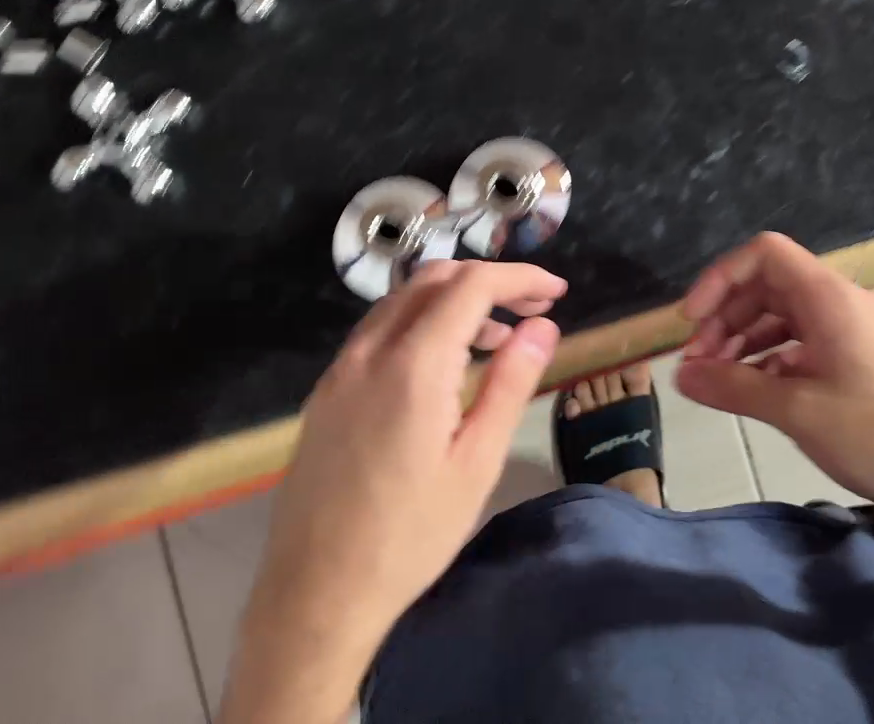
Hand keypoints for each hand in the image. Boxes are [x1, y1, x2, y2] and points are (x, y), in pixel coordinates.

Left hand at [222, 260, 564, 723]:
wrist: (316, 596)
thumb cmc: (412, 532)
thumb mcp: (479, 459)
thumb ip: (512, 381)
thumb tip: (543, 325)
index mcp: (412, 366)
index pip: (471, 286)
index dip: (520, 278)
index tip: (558, 292)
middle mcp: (368, 354)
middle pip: (433, 280)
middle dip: (490, 281)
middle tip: (535, 308)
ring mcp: (339, 373)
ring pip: (402, 302)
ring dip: (455, 301)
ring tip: (500, 339)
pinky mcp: (326, 395)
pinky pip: (379, 332)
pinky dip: (423, 324)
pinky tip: (447, 366)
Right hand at [675, 233, 873, 521]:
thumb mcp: (796, 411)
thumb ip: (733, 387)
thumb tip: (680, 375)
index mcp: (830, 297)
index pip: (766, 254)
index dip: (721, 278)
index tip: (691, 322)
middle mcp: (843, 302)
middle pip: (771, 285)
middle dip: (727, 316)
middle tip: (696, 363)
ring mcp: (855, 329)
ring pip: (786, 315)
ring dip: (746, 339)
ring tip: (716, 379)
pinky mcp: (860, 357)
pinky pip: (805, 342)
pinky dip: (773, 358)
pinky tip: (753, 390)